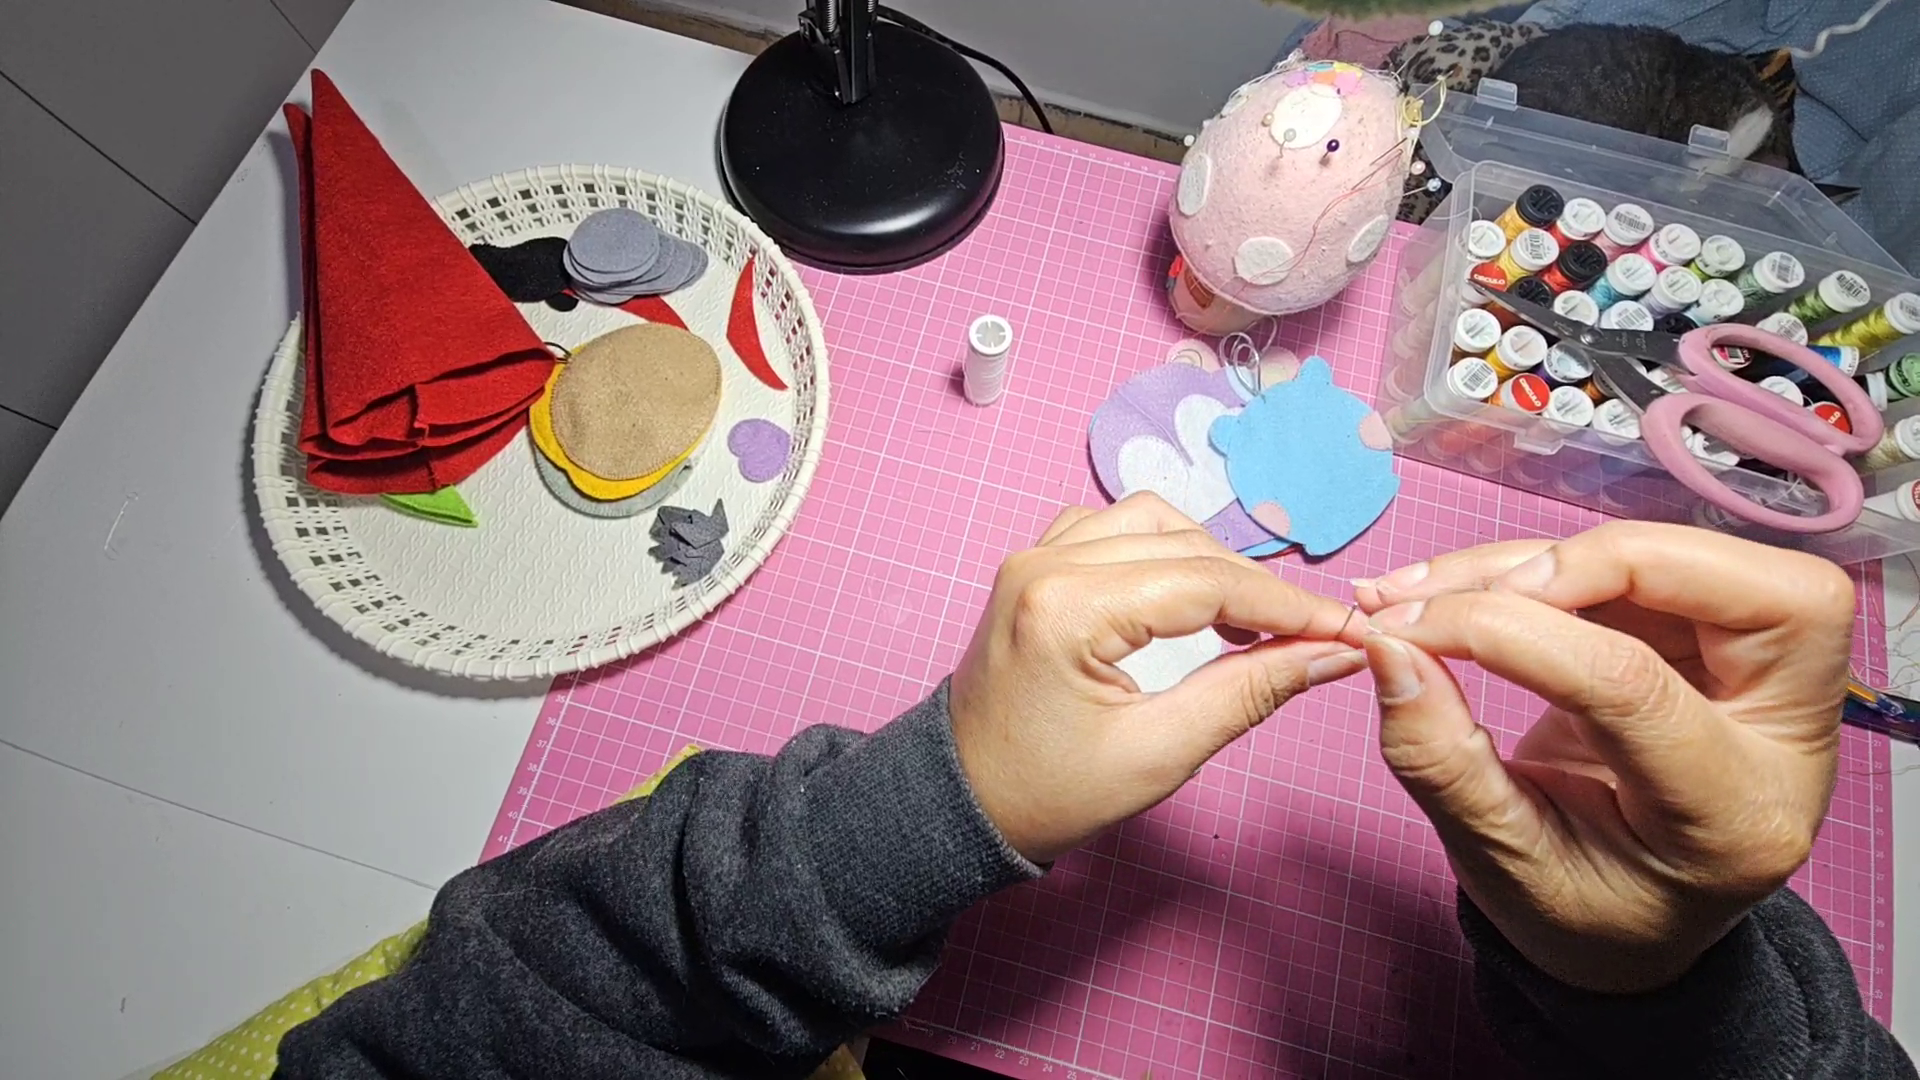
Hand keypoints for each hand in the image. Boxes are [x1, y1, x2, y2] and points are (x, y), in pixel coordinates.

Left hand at [950, 493, 1365, 862]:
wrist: (965, 796)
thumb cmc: (1049, 791)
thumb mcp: (1158, 753)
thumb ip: (1249, 692)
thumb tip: (1329, 652)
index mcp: (1067, 608)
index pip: (1202, 582)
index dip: (1284, 604)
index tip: (1344, 628)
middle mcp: (1044, 563)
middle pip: (1179, 542)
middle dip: (1251, 584)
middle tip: (1304, 633)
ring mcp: (1031, 557)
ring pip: (1146, 520)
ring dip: (1205, 558)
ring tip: (1243, 616)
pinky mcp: (1030, 566)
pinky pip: (1107, 528)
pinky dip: (1156, 547)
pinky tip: (1178, 589)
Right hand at [1352, 521, 1853, 992]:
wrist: (1626, 915)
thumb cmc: (1570, 901)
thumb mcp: (1491, 855)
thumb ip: (1435, 755)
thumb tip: (1386, 646)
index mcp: (1726, 817)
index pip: (1631, 686)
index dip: (1501, 634)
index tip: (1397, 630)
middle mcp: (1779, 738)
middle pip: (1758, 594)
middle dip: (1595, 562)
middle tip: (1469, 591)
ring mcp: (1757, 683)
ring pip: (1688, 560)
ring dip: (1541, 556)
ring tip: (1424, 588)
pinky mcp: (1705, 647)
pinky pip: (1632, 569)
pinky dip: (1534, 563)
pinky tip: (1455, 586)